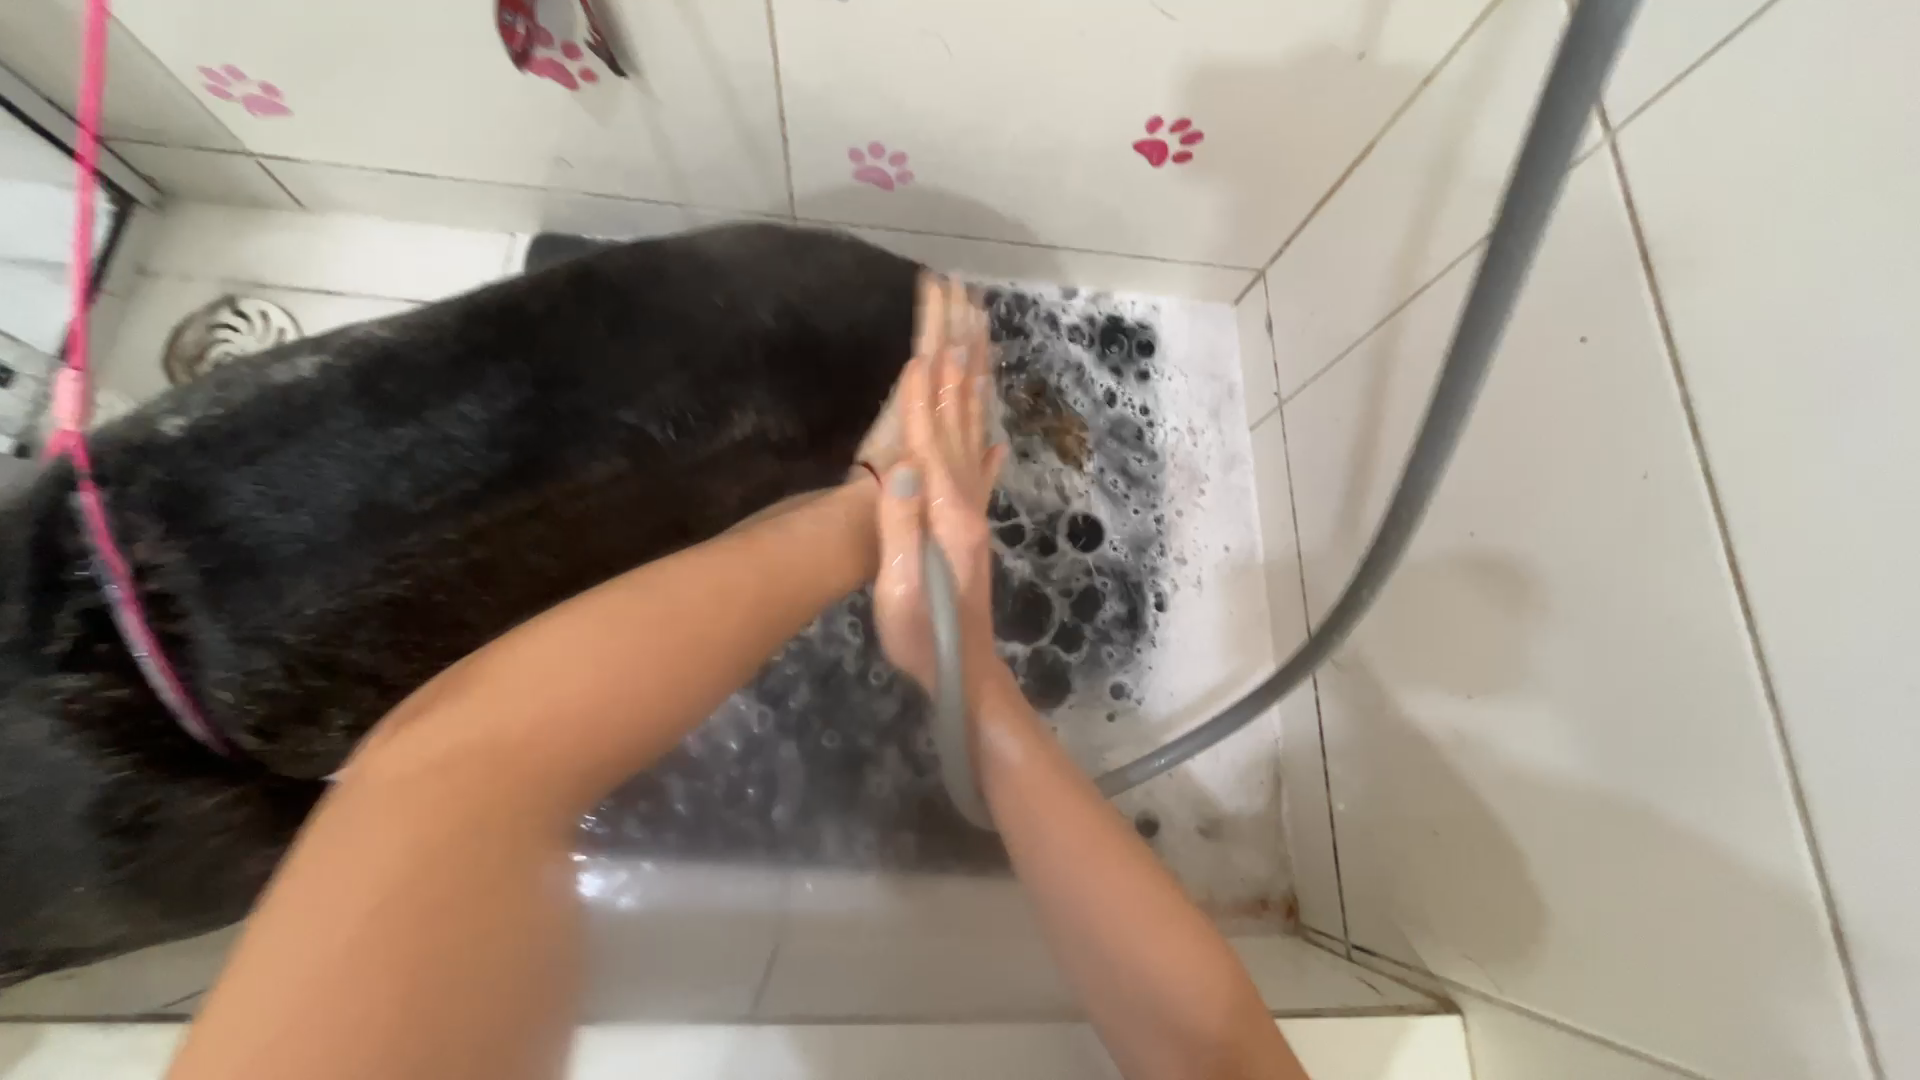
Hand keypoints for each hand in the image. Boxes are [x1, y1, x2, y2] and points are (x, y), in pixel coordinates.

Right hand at [873, 275, 1008, 692]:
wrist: (965, 675)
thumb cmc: (921, 638)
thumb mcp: (898, 589)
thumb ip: (901, 526)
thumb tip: (902, 467)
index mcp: (947, 516)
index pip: (932, 443)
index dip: (926, 397)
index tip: (927, 345)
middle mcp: (968, 506)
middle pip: (962, 427)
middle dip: (959, 373)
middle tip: (965, 321)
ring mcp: (975, 516)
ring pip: (975, 440)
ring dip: (974, 392)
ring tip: (978, 350)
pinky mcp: (974, 530)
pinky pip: (982, 473)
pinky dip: (987, 445)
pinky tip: (998, 435)